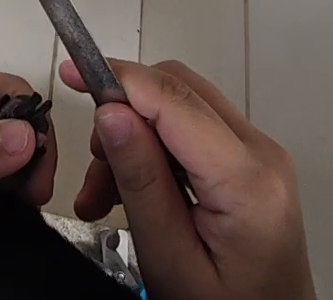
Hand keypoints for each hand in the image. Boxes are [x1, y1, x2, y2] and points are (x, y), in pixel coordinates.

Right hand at [62, 58, 313, 299]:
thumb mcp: (170, 260)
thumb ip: (141, 182)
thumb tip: (108, 111)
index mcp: (248, 181)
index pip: (174, 99)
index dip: (118, 77)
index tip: (70, 73)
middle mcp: (262, 151)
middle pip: (177, 89)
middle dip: (122, 113)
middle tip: (92, 164)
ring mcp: (259, 152)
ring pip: (178, 104)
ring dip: (133, 133)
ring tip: (104, 193)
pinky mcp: (250, 159)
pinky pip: (190, 127)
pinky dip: (153, 146)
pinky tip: (131, 187)